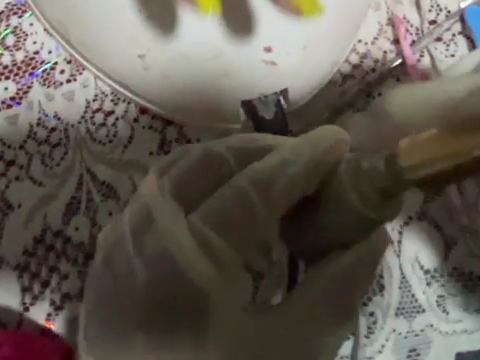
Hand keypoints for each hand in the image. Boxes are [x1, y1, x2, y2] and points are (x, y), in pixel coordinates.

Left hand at [79, 127, 386, 359]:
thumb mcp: (289, 354)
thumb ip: (333, 289)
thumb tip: (372, 234)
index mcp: (190, 255)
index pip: (256, 184)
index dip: (301, 159)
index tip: (339, 141)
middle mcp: (147, 228)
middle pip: (212, 162)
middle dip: (266, 151)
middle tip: (311, 159)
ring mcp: (120, 235)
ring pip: (178, 167)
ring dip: (229, 159)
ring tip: (274, 170)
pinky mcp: (107, 249)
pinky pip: (154, 191)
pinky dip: (194, 179)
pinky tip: (222, 196)